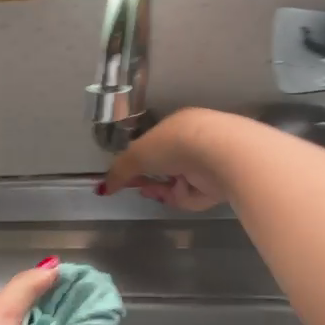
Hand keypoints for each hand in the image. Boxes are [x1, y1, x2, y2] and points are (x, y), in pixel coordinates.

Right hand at [97, 107, 230, 211]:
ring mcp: (209, 162)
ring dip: (166, 191)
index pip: (153, 146)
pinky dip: (187, 197)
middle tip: (143, 189)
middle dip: (151, 181)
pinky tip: (186, 192)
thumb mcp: (136, 156)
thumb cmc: (174, 145)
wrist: (220, 154)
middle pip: (165, 168)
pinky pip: (194, 196)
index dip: (138, 163)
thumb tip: (104, 188)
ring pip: (178, 184)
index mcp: (177, 126)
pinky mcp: (221, 182)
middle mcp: (195, 141)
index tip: (128, 177)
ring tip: (164, 191)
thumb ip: (118, 172)